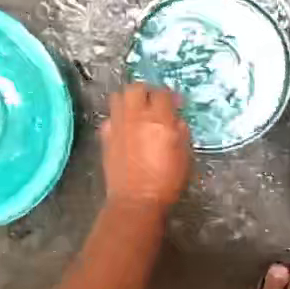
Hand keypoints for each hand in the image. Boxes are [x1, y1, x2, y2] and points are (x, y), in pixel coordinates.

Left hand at [100, 85, 190, 210]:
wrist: (136, 200)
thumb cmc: (166, 181)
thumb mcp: (184, 155)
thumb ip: (180, 131)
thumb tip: (175, 119)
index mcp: (159, 119)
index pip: (163, 93)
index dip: (170, 96)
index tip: (174, 103)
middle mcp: (136, 116)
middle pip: (136, 88)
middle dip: (146, 91)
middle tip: (152, 101)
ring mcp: (118, 125)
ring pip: (118, 97)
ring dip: (128, 99)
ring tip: (136, 110)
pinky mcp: (105, 136)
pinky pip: (110, 117)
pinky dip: (117, 118)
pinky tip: (124, 128)